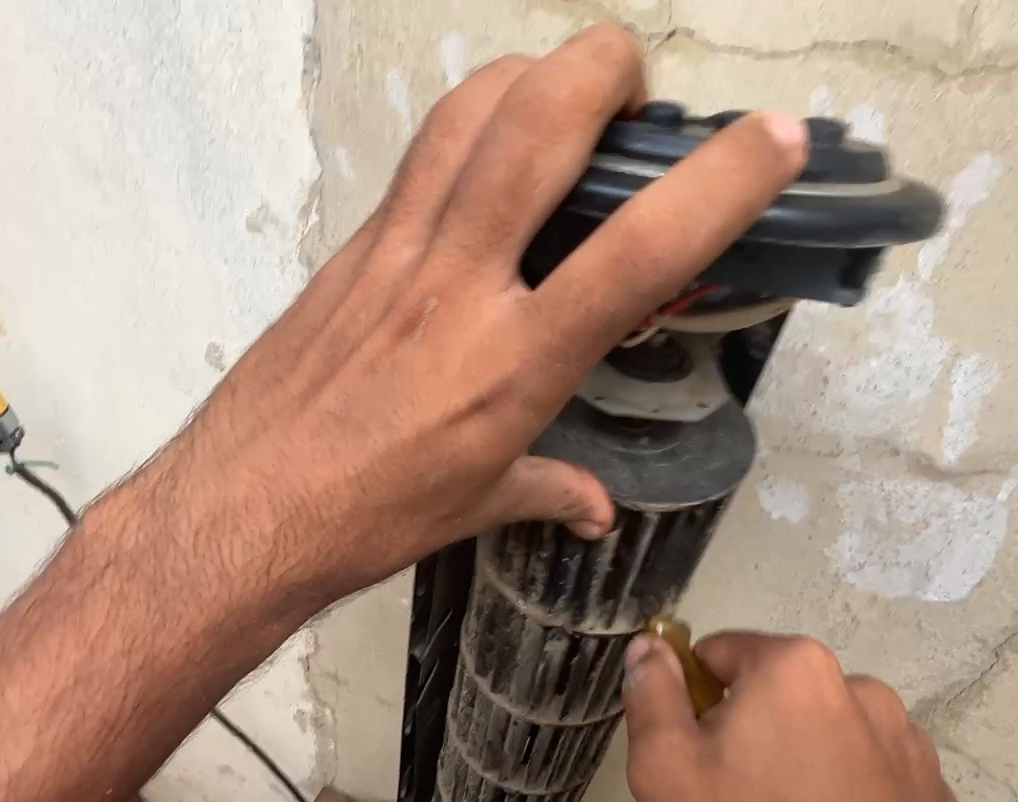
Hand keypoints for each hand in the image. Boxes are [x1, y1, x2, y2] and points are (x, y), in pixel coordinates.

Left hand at [138, 26, 807, 616]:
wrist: (245, 509)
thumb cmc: (366, 518)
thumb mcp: (474, 508)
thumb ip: (546, 490)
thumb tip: (593, 508)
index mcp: (512, 365)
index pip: (637, 253)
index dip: (720, 185)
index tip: (772, 140)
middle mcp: (457, 288)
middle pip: (537, 124)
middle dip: (604, 68)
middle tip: (633, 89)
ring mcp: (393, 257)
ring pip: (465, 116)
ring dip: (526, 76)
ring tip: (559, 97)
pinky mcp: (347, 253)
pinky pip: (414, 164)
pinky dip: (460, 135)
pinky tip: (476, 165)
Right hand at [622, 632, 993, 801]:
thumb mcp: (663, 768)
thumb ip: (649, 692)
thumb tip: (649, 646)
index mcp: (795, 666)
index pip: (718, 652)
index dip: (691, 699)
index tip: (693, 755)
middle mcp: (863, 687)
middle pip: (774, 689)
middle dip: (746, 726)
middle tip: (730, 796)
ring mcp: (910, 742)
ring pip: (823, 728)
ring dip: (797, 754)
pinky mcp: (936, 793)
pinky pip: (868, 770)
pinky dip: (843, 790)